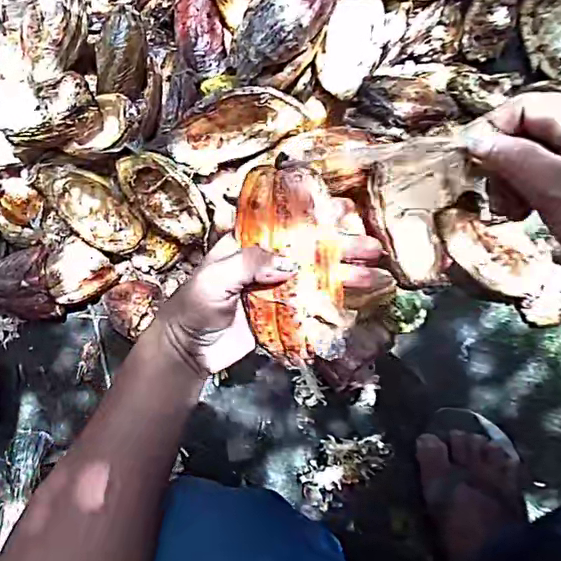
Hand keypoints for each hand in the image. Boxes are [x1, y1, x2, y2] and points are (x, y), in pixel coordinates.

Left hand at [153, 205, 387, 376]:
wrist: (186, 351)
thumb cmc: (192, 307)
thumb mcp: (214, 278)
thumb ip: (248, 264)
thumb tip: (290, 263)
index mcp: (245, 244)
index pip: (284, 222)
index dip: (313, 214)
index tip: (342, 210)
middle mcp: (264, 262)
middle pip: (308, 248)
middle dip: (340, 244)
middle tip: (370, 245)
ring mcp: (275, 288)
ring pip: (316, 275)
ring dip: (344, 272)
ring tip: (374, 272)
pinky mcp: (281, 315)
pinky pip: (311, 305)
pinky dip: (335, 300)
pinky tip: (359, 297)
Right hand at [463, 93, 560, 282]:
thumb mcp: (559, 191)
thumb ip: (513, 159)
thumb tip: (474, 139)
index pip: (526, 106)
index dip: (492, 134)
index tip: (474, 170)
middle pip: (538, 126)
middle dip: (509, 161)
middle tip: (500, 202)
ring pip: (551, 148)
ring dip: (525, 177)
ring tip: (518, 212)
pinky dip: (548, 184)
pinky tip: (542, 210)